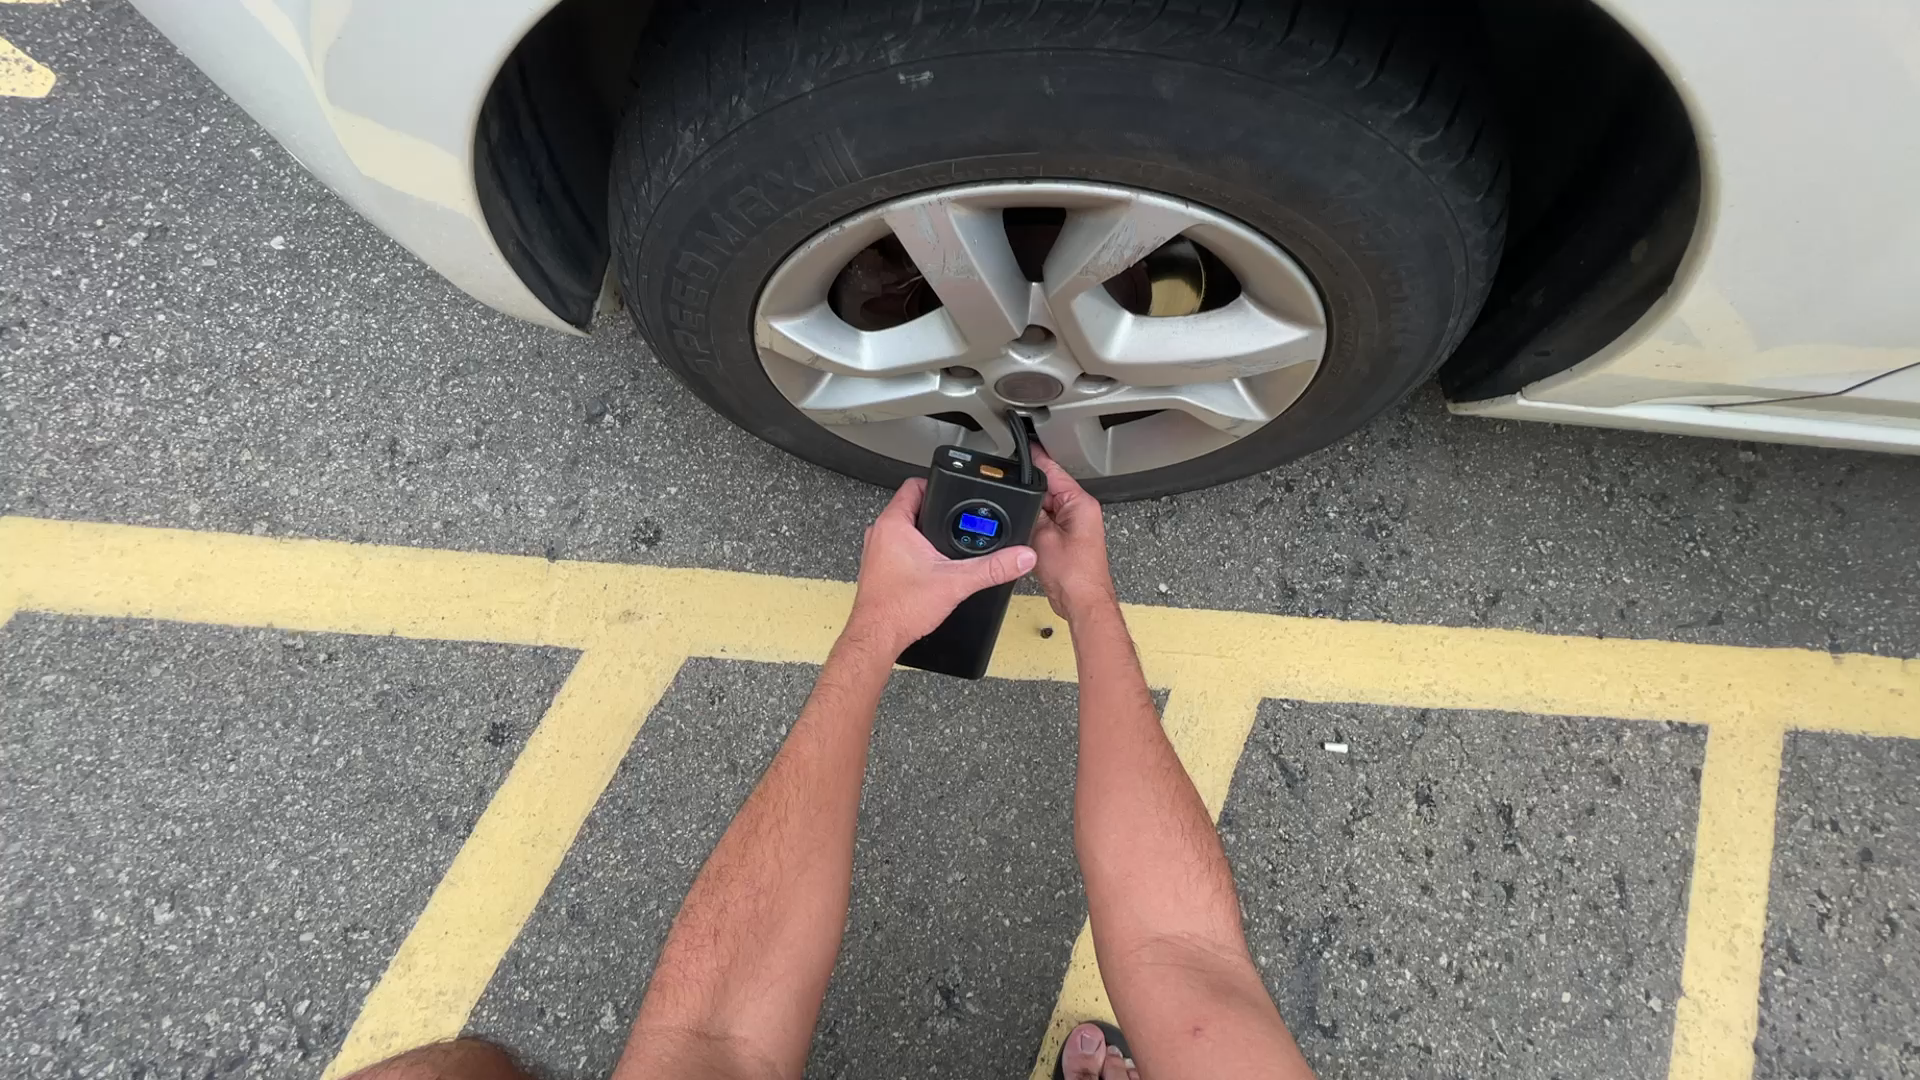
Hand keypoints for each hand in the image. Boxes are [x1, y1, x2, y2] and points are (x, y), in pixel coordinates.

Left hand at [845, 477, 1036, 652]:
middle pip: (912, 506)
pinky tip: (930, 566)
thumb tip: (1019, 556)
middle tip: (956, 521)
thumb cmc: (900, 609)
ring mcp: (875, 550)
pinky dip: (914, 551)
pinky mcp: (877, 568)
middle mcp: (879, 533)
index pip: (915, 485)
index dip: (938, 485)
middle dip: (937, 512)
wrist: (877, 638)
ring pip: (904, 528)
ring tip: (945, 543)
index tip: (955, 493)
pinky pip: (897, 547)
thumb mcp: (956, 583)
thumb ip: (992, 568)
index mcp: (894, 524)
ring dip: (925, 532)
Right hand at [1028, 447, 1117, 620]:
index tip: (1024, 446)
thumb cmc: (1074, 576)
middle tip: (1010, 493)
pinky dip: (1038, 525)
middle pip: (1049, 488)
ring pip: (1048, 507)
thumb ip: (1030, 514)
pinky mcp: (1070, 538)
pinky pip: (1050, 522)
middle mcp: (1082, 511)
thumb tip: (1022, 501)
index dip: (1035, 459)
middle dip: (1030, 491)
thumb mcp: (1041, 538)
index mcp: (1080, 503)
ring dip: (1034, 511)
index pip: (1054, 471)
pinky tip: (1029, 535)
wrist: (1082, 603)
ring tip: (1022, 522)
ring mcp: (1077, 525)